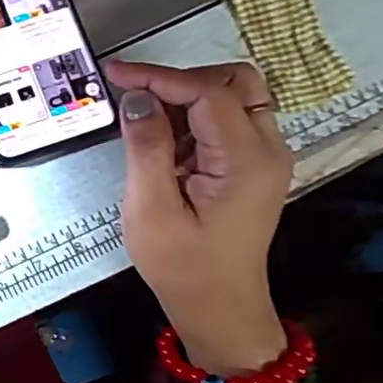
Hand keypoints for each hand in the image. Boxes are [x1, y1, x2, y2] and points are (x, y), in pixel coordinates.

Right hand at [106, 61, 293, 373]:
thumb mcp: (151, 210)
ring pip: (233, 96)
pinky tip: (166, 145)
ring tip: (149, 129)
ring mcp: (264, 157)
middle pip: (234, 81)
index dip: (159, 76)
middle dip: (182, 80)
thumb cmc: (183, 267)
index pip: (207, 92)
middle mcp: (267, 149)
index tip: (116, 73)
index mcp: (246, 160)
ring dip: (187, 99)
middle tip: (138, 101)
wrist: (218, 308)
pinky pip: (226, 121)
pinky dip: (194, 119)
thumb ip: (145, 147)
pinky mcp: (253, 166)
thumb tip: (137, 98)